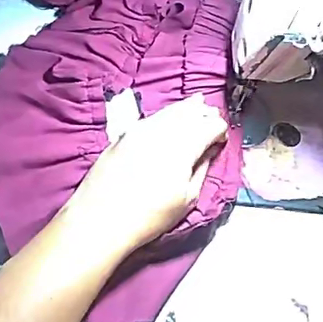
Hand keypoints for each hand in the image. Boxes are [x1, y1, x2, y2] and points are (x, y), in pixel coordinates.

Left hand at [52, 94, 228, 260]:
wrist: (100, 217)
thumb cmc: (149, 216)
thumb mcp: (187, 198)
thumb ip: (201, 167)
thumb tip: (210, 149)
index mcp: (182, 147)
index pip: (210, 125)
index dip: (220, 129)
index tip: (221, 139)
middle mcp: (162, 131)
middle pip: (189, 112)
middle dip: (203, 114)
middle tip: (212, 118)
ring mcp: (140, 129)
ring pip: (169, 111)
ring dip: (185, 109)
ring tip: (196, 104)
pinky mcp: (124, 134)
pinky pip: (152, 117)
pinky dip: (165, 114)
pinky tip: (169, 118)